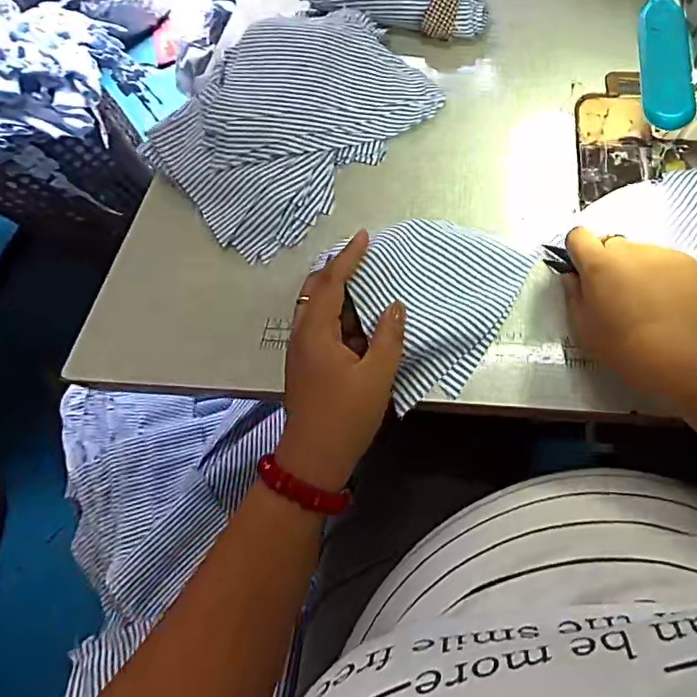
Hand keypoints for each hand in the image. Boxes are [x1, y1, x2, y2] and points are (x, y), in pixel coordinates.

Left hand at [278, 231, 404, 490]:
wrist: (313, 459)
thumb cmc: (345, 416)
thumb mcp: (377, 375)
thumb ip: (388, 336)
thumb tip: (394, 306)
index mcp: (316, 333)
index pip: (331, 284)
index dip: (348, 258)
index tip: (363, 237)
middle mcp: (302, 336)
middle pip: (316, 290)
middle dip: (338, 268)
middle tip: (362, 254)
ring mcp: (301, 351)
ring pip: (317, 308)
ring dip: (340, 291)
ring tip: (366, 282)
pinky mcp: (307, 364)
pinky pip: (321, 325)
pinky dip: (340, 313)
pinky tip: (362, 321)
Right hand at [561, 227, 696, 400]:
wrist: (686, 357)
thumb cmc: (627, 348)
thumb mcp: (586, 330)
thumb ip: (574, 296)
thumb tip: (572, 276)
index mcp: (598, 264)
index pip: (578, 236)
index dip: (580, 252)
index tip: (586, 273)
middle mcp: (628, 250)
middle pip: (612, 246)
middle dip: (612, 264)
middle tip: (620, 296)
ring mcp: (660, 253)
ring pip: (641, 255)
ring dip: (640, 271)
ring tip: (651, 305)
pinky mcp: (686, 261)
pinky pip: (667, 263)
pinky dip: (665, 277)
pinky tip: (672, 305)